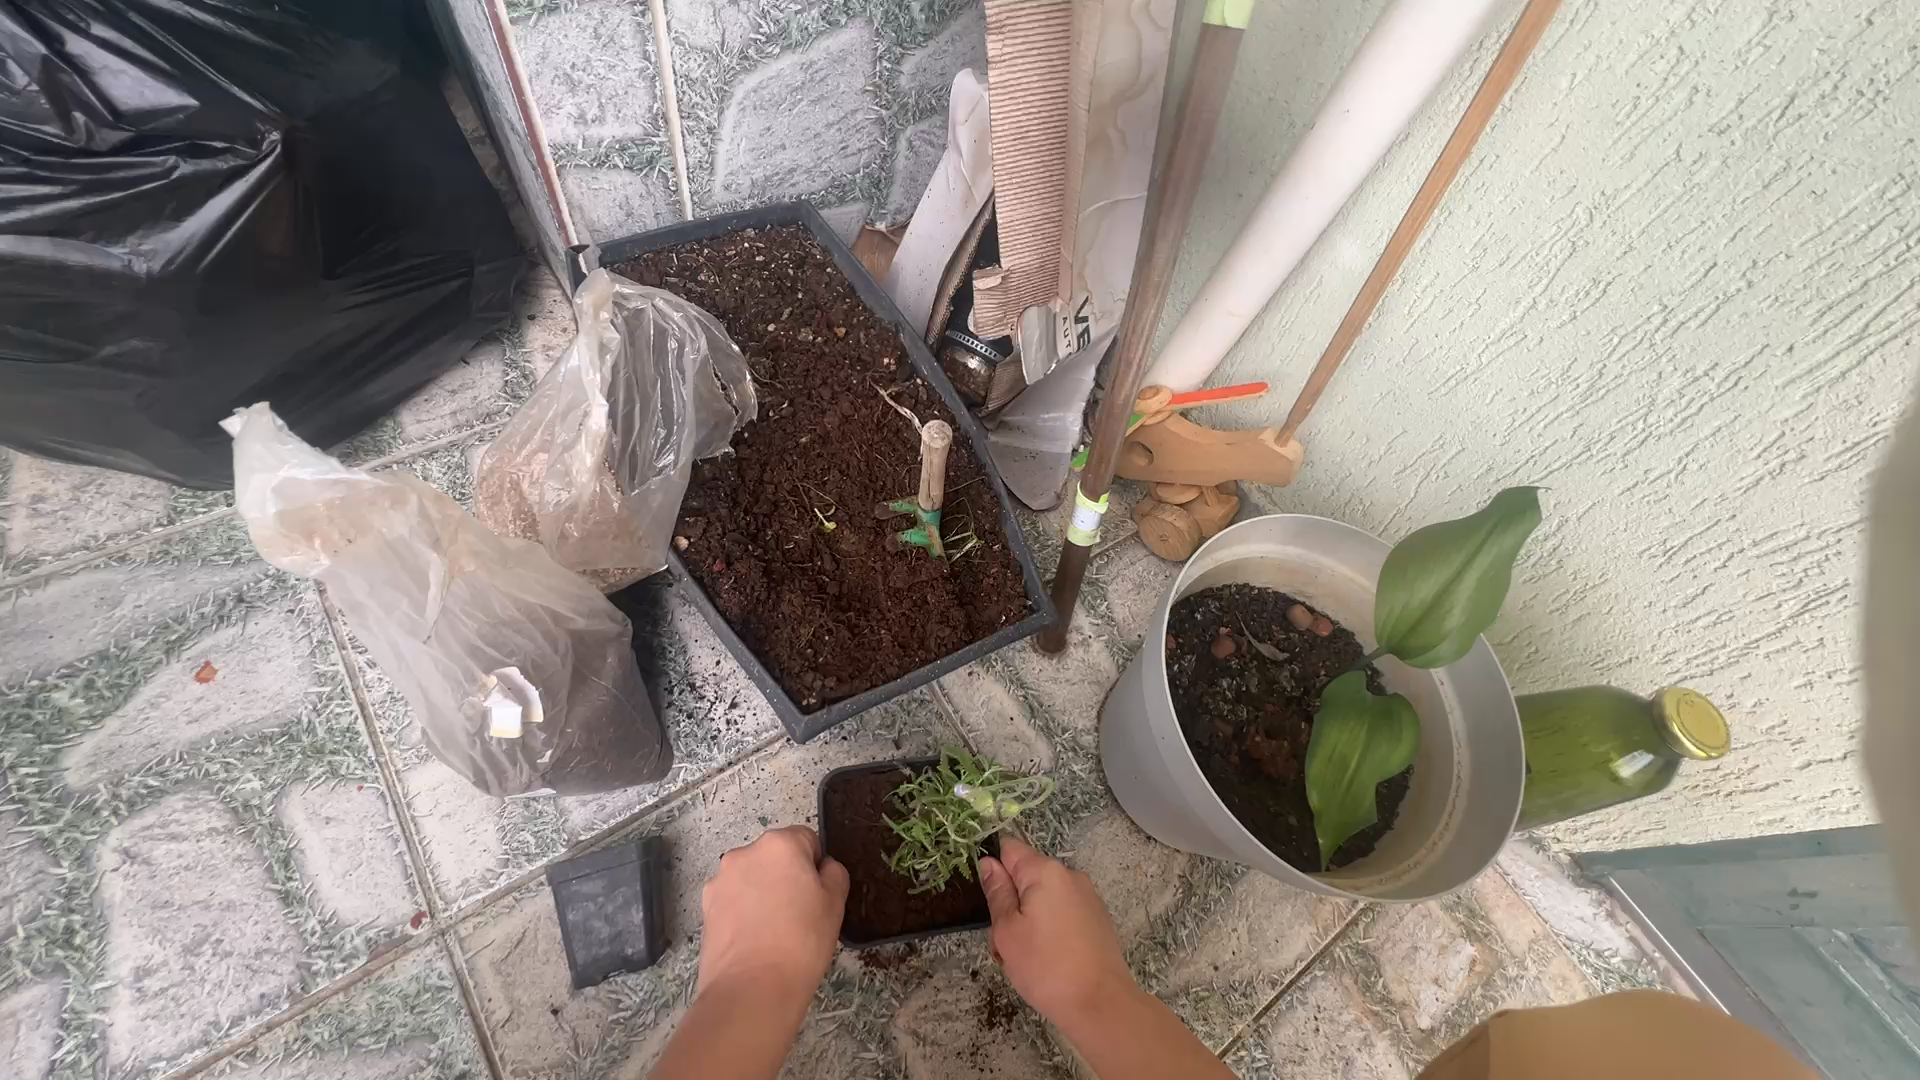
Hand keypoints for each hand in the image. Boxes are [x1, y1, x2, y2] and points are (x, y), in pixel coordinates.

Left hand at [697, 825, 849, 1003]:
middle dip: (787, 876)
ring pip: (753, 878)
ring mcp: (721, 880)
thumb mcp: (835, 903)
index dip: (816, 867)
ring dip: (763, 892)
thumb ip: (834, 872)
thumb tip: (823, 867)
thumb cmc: (801, 941)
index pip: (807, 840)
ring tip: (773, 931)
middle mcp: (746, 852)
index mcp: (780, 843)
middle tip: (799, 913)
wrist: (751, 990)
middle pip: (776, 856)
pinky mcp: (706, 908)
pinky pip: (733, 900)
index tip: (817, 895)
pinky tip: (753, 940)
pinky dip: (743, 912)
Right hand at [979, 835, 1138, 1027]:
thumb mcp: (1007, 932)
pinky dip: (1050, 929)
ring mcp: (1086, 895)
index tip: (990, 902)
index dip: (994, 870)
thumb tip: (988, 862)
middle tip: (1004, 942)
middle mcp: (1069, 874)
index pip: (1009, 848)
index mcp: (1045, 871)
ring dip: (1029, 919)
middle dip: (1011, 903)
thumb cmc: (1047, 968)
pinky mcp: (1097, 917)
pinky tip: (1050, 960)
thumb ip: (997, 893)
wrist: (1102, 1005)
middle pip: (1026, 876)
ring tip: (1026, 958)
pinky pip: (1062, 912)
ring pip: (1043, 897)